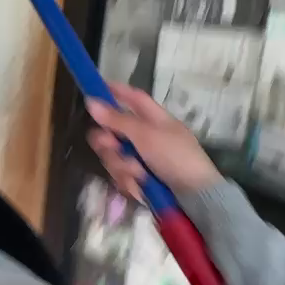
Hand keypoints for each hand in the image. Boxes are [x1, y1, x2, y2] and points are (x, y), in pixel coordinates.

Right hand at [86, 81, 221, 199]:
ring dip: (121, 165)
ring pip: (112, 155)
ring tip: (136, 174)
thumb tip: (90, 101)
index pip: (133, 98)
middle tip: (110, 146)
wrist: (193, 197)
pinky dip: (127, 181)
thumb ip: (116, 120)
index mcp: (154, 119)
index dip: (116, 90)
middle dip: (108, 142)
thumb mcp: (145, 135)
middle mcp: (145, 136)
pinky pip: (120, 174)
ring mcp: (141, 157)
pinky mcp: (138, 178)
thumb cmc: (175, 157)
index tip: (95, 88)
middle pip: (112, 131)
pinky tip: (139, 186)